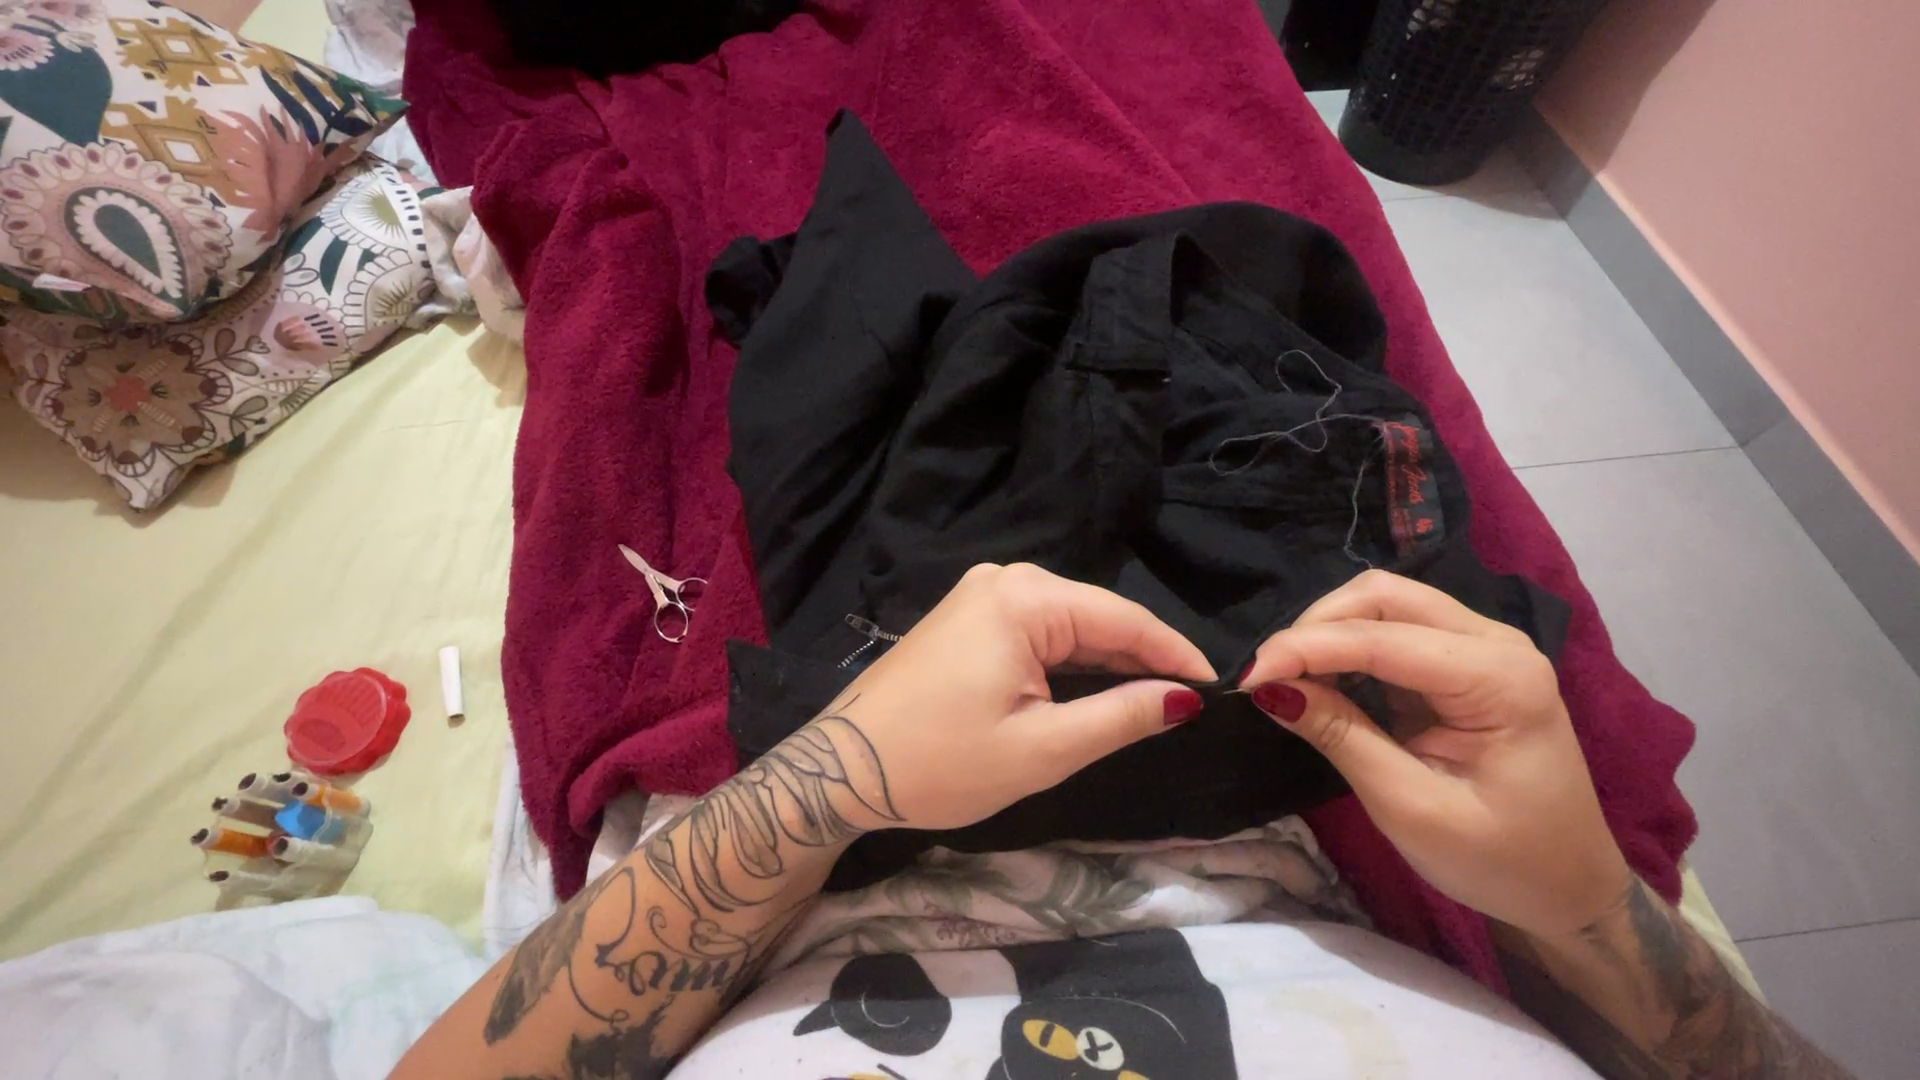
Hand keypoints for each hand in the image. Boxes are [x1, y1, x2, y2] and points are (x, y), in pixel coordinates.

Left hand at [833, 562, 1216, 831]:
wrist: (843, 767)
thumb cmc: (942, 763)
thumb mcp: (1042, 749)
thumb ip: (1120, 716)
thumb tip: (1184, 699)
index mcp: (1024, 598)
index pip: (1124, 619)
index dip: (1176, 653)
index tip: (1219, 688)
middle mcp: (1004, 579)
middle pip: (1096, 616)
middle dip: (1143, 658)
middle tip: (1189, 703)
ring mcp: (981, 594)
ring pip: (1068, 624)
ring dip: (1108, 661)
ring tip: (1154, 700)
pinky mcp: (967, 616)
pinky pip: (1037, 630)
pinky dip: (1070, 660)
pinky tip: (1096, 687)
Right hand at [1241, 569, 1631, 939]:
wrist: (1570, 889)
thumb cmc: (1499, 861)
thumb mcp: (1410, 806)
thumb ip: (1340, 736)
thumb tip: (1269, 688)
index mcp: (1500, 679)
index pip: (1381, 638)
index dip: (1305, 648)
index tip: (1246, 679)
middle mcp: (1496, 641)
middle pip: (1382, 596)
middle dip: (1314, 627)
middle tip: (1268, 677)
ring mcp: (1481, 644)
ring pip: (1382, 602)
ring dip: (1326, 632)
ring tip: (1290, 680)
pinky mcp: (1462, 658)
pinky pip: (1390, 627)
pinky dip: (1345, 646)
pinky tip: (1323, 680)